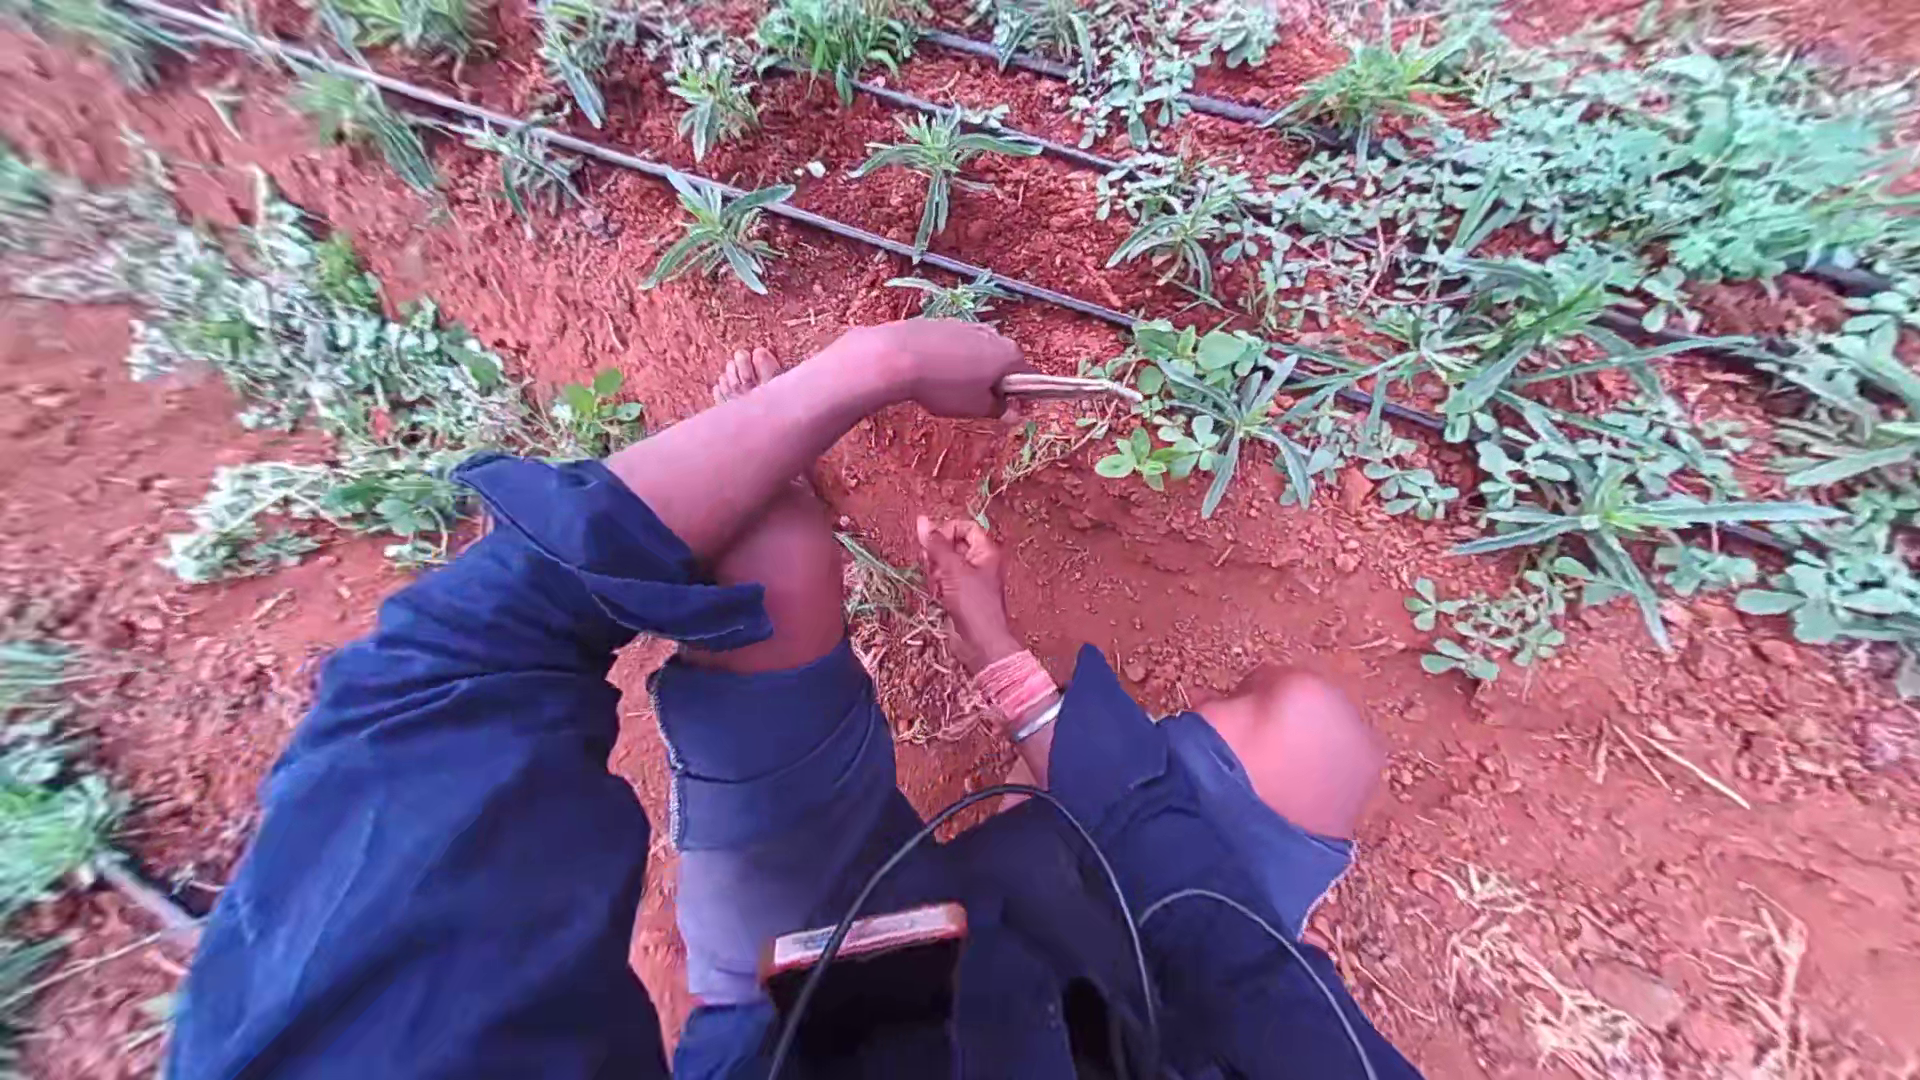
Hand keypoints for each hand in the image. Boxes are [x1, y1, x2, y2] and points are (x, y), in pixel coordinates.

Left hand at [835, 319, 1028, 417]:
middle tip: (978, 402)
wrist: (898, 356)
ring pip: (980, 351)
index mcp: (1009, 355)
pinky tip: (935, 373)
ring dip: (974, 370)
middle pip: (1003, 361)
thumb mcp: (975, 407)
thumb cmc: (945, 386)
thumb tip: (1013, 413)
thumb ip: (998, 409)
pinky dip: (953, 359)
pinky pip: (957, 345)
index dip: (1021, 396)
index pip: (1029, 376)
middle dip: (996, 381)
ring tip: (952, 389)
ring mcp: (968, 326)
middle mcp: (993, 335)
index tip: (1009, 410)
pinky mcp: (944, 323)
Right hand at [915, 516, 1021, 670]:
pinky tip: (937, 595)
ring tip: (936, 584)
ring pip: (944, 563)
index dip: (947, 530)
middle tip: (932, 565)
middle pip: (951, 544)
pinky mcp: (958, 594)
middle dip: (937, 553)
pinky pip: (942, 580)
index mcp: (986, 551)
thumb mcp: (953, 569)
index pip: (965, 527)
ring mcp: (968, 579)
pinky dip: (936, 585)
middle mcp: (979, 562)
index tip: (933, 541)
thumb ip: (936, 544)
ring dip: (935, 571)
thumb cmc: (973, 604)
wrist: (979, 642)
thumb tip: (922, 520)